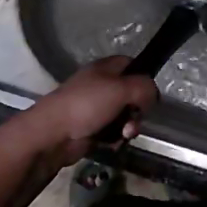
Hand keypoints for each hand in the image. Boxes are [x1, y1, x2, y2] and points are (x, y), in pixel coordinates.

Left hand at [21, 56, 158, 164]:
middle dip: (138, 109)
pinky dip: (116, 138)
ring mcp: (95, 108)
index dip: (143, 76)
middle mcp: (101, 85)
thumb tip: (152, 96)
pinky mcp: (92, 129)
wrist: (53, 134)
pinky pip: (114, 131)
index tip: (149, 92)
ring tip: (123, 134)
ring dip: (129, 126)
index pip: (132, 64)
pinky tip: (112, 142)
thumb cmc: (87, 104)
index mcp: (105, 69)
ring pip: (125, 115)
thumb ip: (144, 87)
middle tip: (135, 117)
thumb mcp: (121, 88)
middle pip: (132, 93)